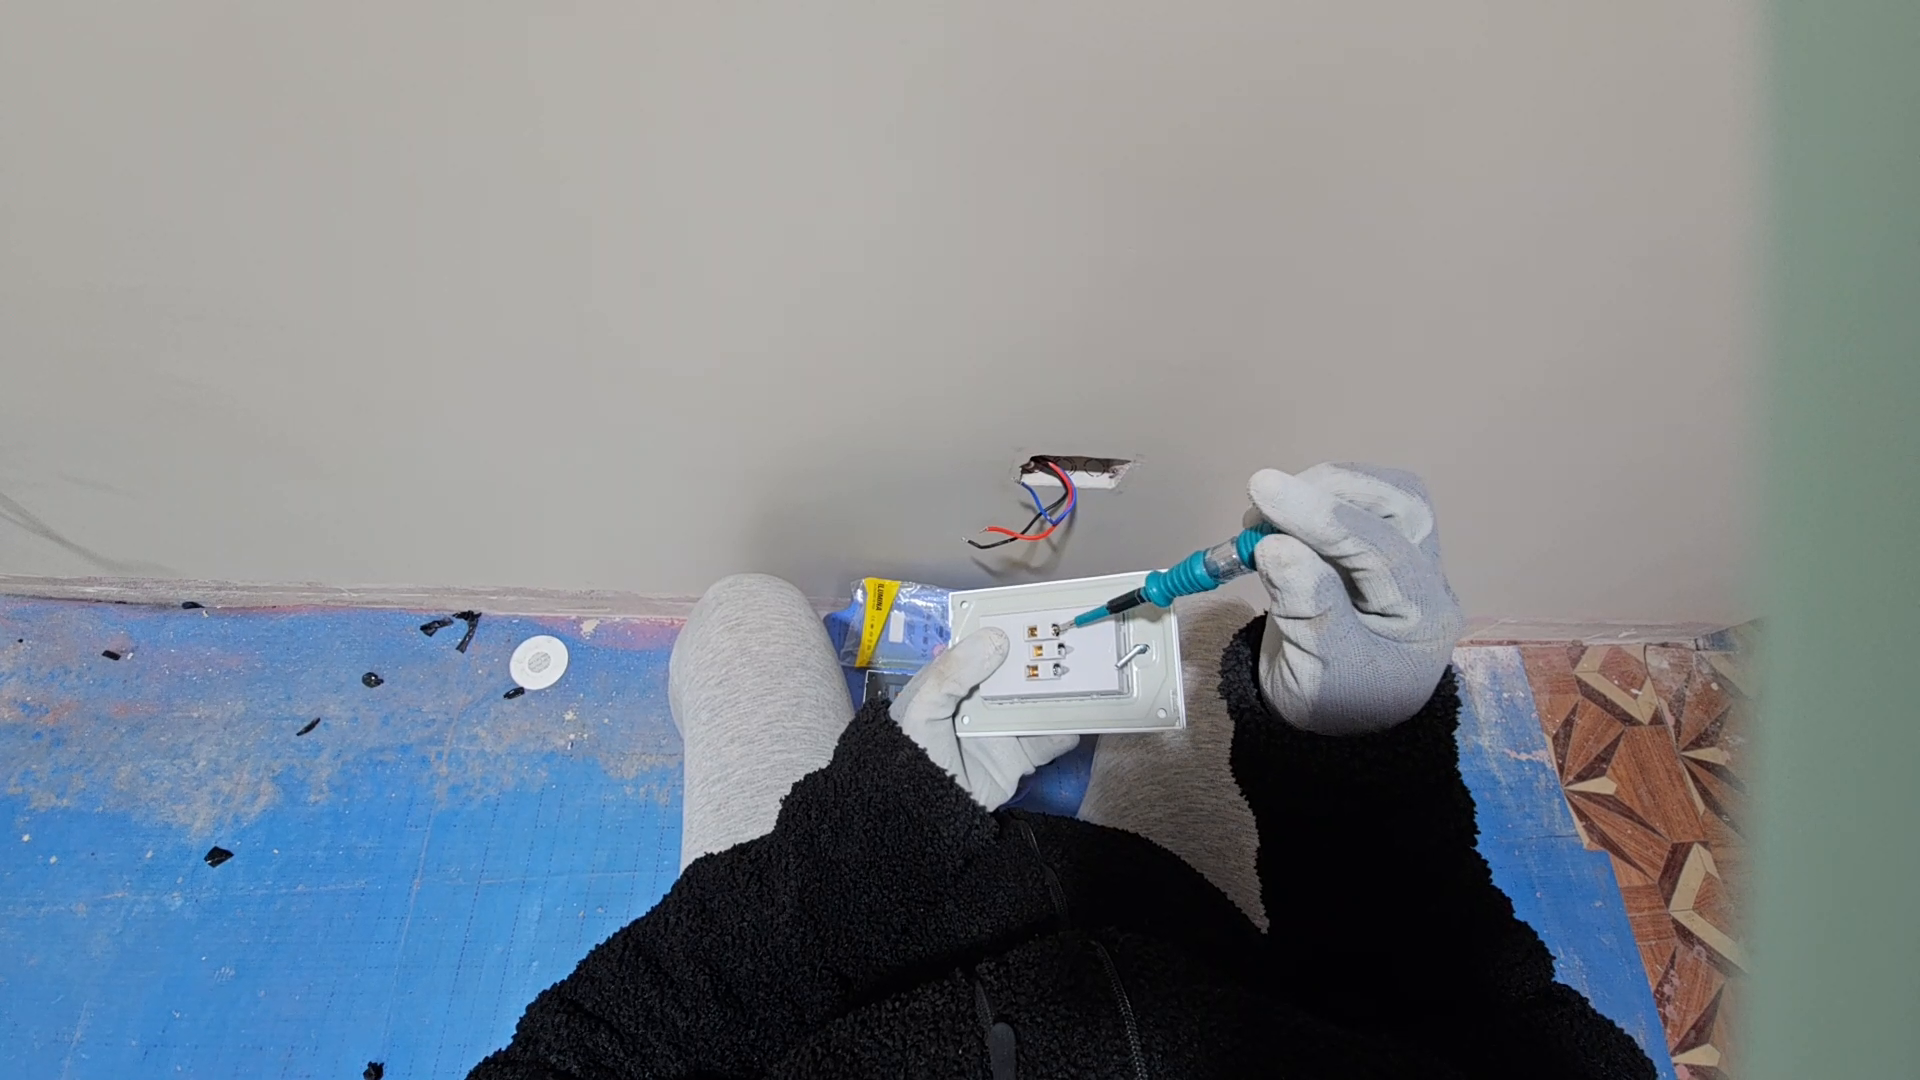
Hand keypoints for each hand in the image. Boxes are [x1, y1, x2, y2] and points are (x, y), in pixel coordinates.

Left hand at [890, 628, 1079, 809]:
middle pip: (1019, 672)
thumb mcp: (923, 705)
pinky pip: (1048, 740)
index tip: (1036, 612)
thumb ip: (955, 671)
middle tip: (1072, 640)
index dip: (1008, 629)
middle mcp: (983, 697)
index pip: (984, 645)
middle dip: (1043, 658)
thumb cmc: (909, 750)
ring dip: (1061, 692)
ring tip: (1085, 677)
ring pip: (1039, 703)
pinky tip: (1075, 722)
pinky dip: (1065, 731)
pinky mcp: (1020, 756)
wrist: (919, 813)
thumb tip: (998, 638)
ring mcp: (1004, 726)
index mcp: (956, 678)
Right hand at [1247, 463, 1464, 734]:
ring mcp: (1394, 560)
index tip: (1264, 493)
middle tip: (1270, 494)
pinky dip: (1308, 501)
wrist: (1329, 720)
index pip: (1381, 550)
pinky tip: (1272, 520)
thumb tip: (1274, 544)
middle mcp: (1420, 578)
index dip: (1322, 518)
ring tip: (1264, 512)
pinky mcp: (1361, 552)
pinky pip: (1348, 508)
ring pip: (1380, 498)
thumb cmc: (1333, 703)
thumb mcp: (1319, 670)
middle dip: (1336, 488)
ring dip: (1322, 489)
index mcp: (1423, 614)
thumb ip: (1305, 609)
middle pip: (1402, 504)